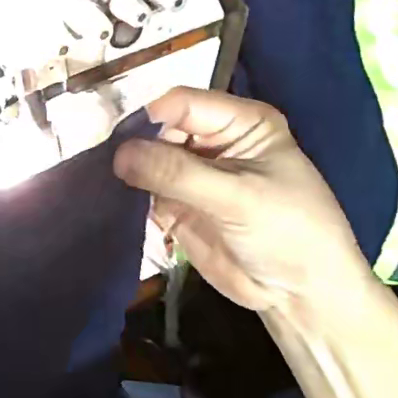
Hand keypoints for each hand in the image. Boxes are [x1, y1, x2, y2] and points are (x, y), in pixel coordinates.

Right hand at [114, 88, 373, 310]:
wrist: (298, 293)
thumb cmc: (287, 233)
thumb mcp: (237, 197)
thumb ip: (177, 172)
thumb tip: (118, 154)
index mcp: (239, 122)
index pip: (182, 104)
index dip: (149, 118)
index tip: (119, 145)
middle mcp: (211, 141)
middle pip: (157, 129)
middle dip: (130, 144)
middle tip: (101, 164)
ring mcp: (190, 173)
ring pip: (144, 159)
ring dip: (123, 170)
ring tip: (99, 181)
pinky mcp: (174, 203)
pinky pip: (140, 189)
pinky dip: (124, 193)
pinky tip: (104, 198)